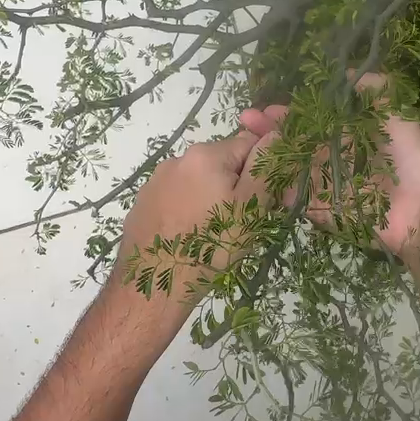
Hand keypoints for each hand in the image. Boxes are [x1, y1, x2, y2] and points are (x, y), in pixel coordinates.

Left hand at [112, 128, 277, 328]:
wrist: (153, 286)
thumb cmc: (211, 246)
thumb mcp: (249, 207)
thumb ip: (264, 167)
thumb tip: (276, 134)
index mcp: (206, 155)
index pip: (250, 145)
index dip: (264, 172)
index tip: (267, 200)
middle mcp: (177, 159)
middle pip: (223, 163)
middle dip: (237, 185)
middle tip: (242, 222)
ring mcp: (155, 182)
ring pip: (199, 181)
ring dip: (212, 198)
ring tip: (214, 234)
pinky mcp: (143, 204)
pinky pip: (177, 198)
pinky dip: (189, 210)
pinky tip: (190, 237)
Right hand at [238, 76, 419, 250]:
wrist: (417, 205)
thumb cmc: (406, 154)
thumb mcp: (394, 108)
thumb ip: (372, 86)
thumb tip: (344, 70)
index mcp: (349, 134)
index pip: (311, 120)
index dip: (288, 113)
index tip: (265, 107)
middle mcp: (334, 157)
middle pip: (294, 142)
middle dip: (269, 131)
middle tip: (245, 119)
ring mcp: (326, 185)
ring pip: (288, 167)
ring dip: (266, 155)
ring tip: (244, 142)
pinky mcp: (321, 211)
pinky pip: (293, 198)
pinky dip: (273, 187)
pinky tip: (252, 174)